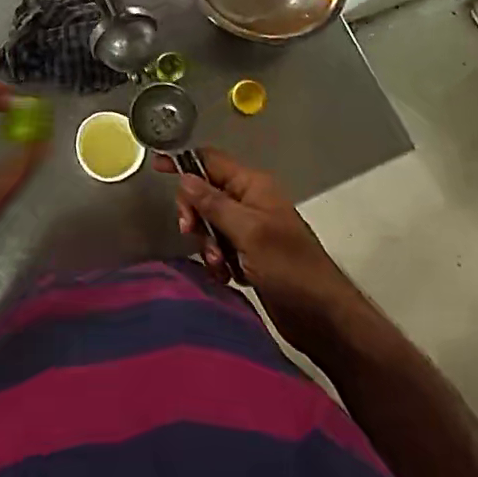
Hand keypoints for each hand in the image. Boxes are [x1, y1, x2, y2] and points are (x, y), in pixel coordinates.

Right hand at [153, 148, 359, 345]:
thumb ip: (214, 204)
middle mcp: (249, 203)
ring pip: (208, 226)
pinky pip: (218, 250)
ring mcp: (248, 231)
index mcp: (253, 186)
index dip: (185, 162)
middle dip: (196, 215)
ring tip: (222, 265)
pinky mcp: (247, 256)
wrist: (320, 315)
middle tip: (192, 232)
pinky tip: (228, 277)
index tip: (157, 166)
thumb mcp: (248, 231)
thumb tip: (185, 178)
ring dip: (208, 245)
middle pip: (204, 195)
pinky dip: (218, 262)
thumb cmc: (289, 266)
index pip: (212, 162)